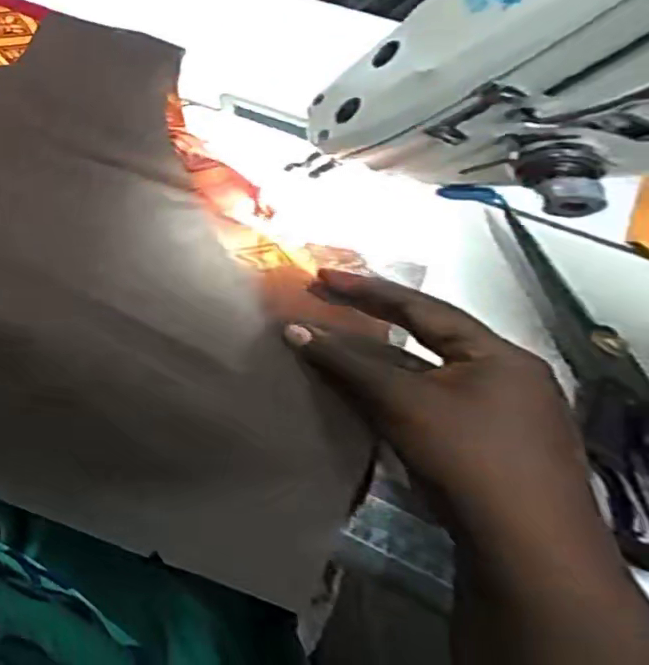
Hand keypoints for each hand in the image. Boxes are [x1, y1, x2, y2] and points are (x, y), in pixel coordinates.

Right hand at [282, 269, 592, 530]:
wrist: (524, 541)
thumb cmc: (466, 453)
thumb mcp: (398, 400)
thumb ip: (343, 360)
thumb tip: (293, 328)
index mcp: (500, 358)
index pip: (424, 308)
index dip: (368, 289)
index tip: (322, 276)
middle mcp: (508, 376)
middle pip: (429, 334)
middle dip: (373, 316)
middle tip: (325, 296)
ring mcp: (502, 409)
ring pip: (425, 366)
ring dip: (376, 352)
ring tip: (332, 337)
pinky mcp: (488, 436)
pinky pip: (428, 391)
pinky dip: (390, 380)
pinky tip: (360, 381)